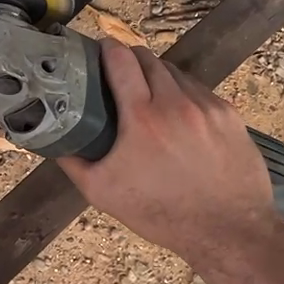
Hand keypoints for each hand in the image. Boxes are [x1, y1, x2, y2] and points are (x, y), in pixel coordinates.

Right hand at [57, 43, 282, 265]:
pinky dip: (183, 94)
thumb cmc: (162, 213)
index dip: (106, 48)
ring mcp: (207, 106)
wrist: (232, 235)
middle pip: (147, 58)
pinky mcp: (230, 115)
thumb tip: (50, 137)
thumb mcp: (103, 191)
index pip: (120, 58)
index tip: (97, 52)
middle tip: (119, 77)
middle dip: (129, 60)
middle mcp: (175, 103)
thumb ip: (72, 160)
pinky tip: (179, 117)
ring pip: (174, 72)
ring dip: (157, 77)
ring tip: (149, 98)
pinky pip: (199, 89)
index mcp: (141, 116)